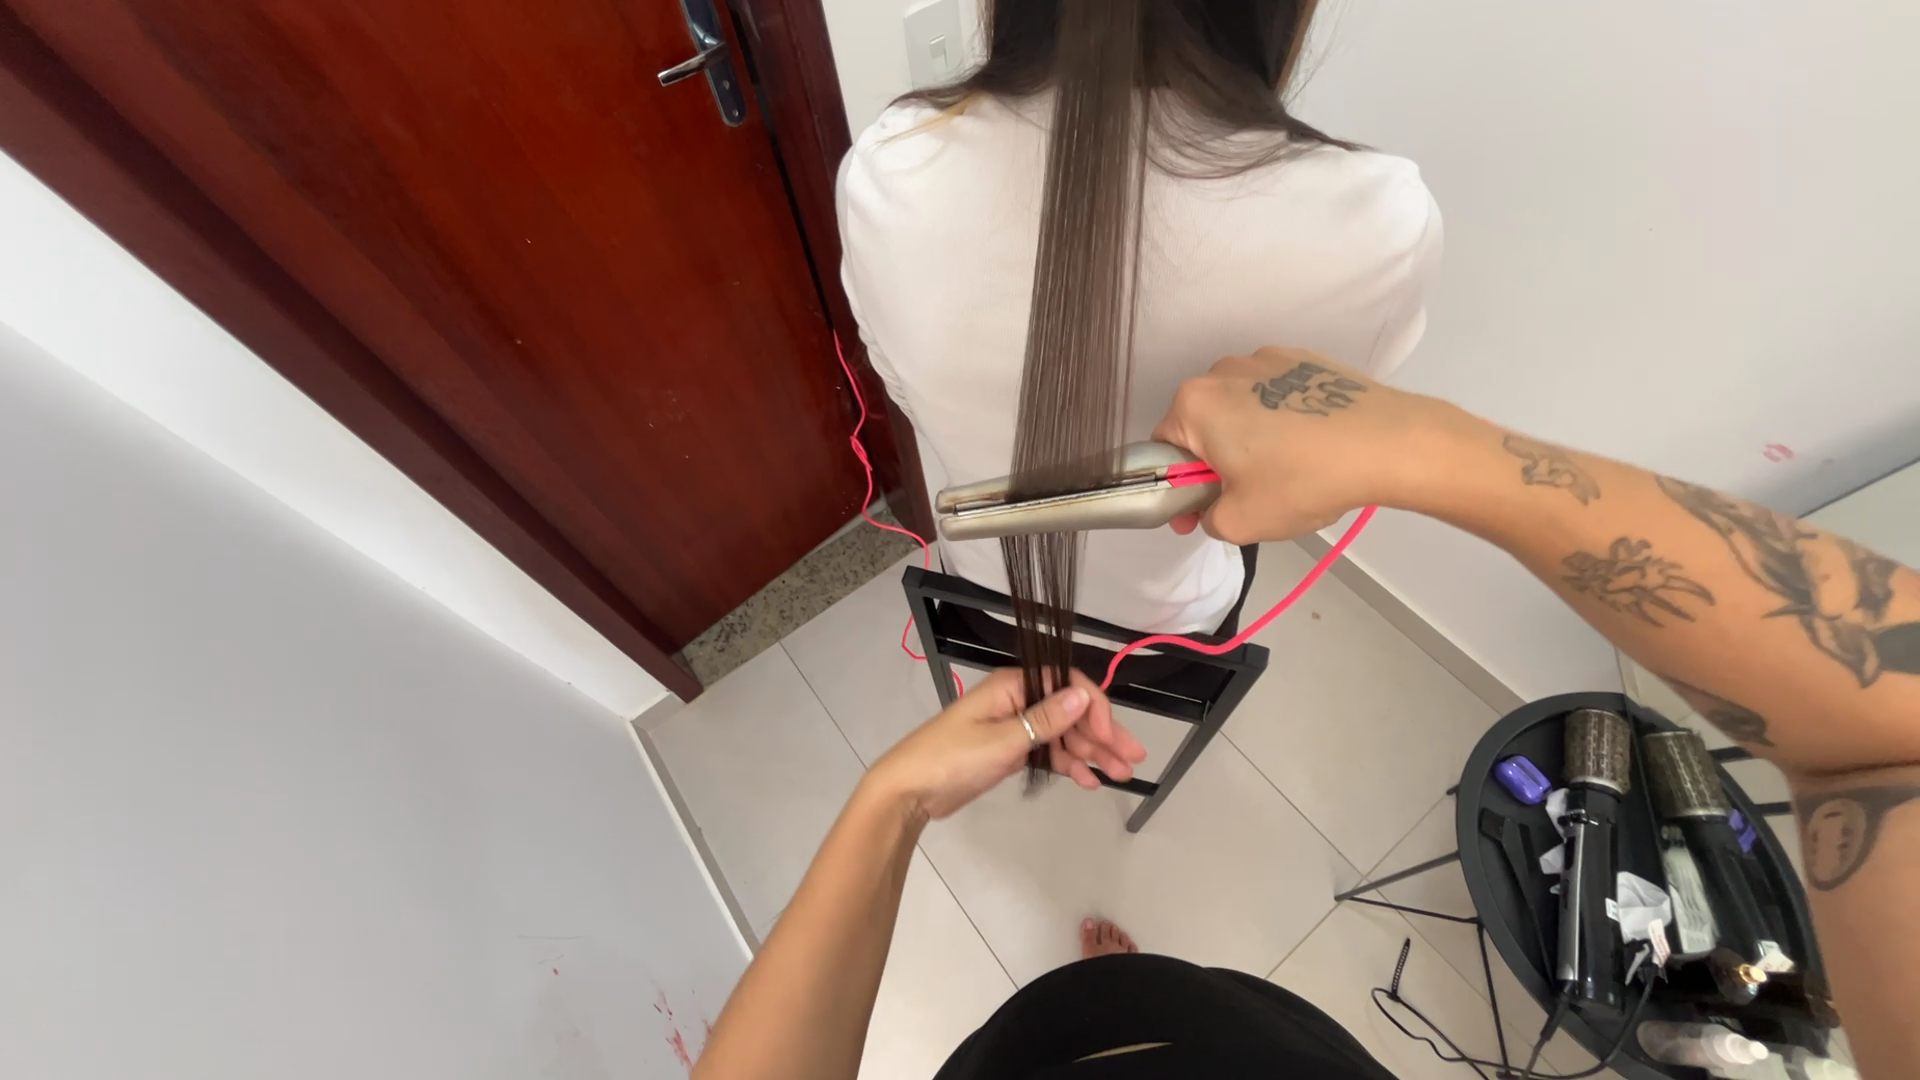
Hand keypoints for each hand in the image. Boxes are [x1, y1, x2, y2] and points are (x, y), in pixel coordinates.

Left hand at [864, 669, 1146, 821]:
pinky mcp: (1009, 751)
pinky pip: (1047, 753)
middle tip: (1133, 757)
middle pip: (1069, 712)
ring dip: (1090, 753)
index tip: (1110, 736)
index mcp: (1014, 686)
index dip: (1093, 708)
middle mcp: (1017, 701)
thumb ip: (1046, 719)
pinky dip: (1067, 765)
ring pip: (1062, 735)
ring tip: (1120, 774)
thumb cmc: (953, 757)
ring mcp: (1014, 727)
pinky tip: (1088, 780)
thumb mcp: (1004, 739)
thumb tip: (1082, 694)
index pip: (1066, 685)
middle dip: (1101, 733)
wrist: (911, 790)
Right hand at [1152, 346, 1458, 543]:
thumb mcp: (1238, 523)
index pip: (1162, 451)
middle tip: (1243, 496)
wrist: (1392, 444)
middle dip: (1212, 462)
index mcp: (1193, 404)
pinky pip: (1274, 396)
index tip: (1200, 513)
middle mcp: (1222, 370)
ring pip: (1238, 410)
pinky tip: (1308, 446)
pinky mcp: (1305, 359)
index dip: (1176, 488)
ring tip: (1284, 470)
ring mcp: (1266, 359)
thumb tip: (1210, 509)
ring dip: (1245, 440)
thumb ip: (1204, 520)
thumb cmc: (1302, 481)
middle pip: (1199, 427)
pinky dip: (1279, 421)